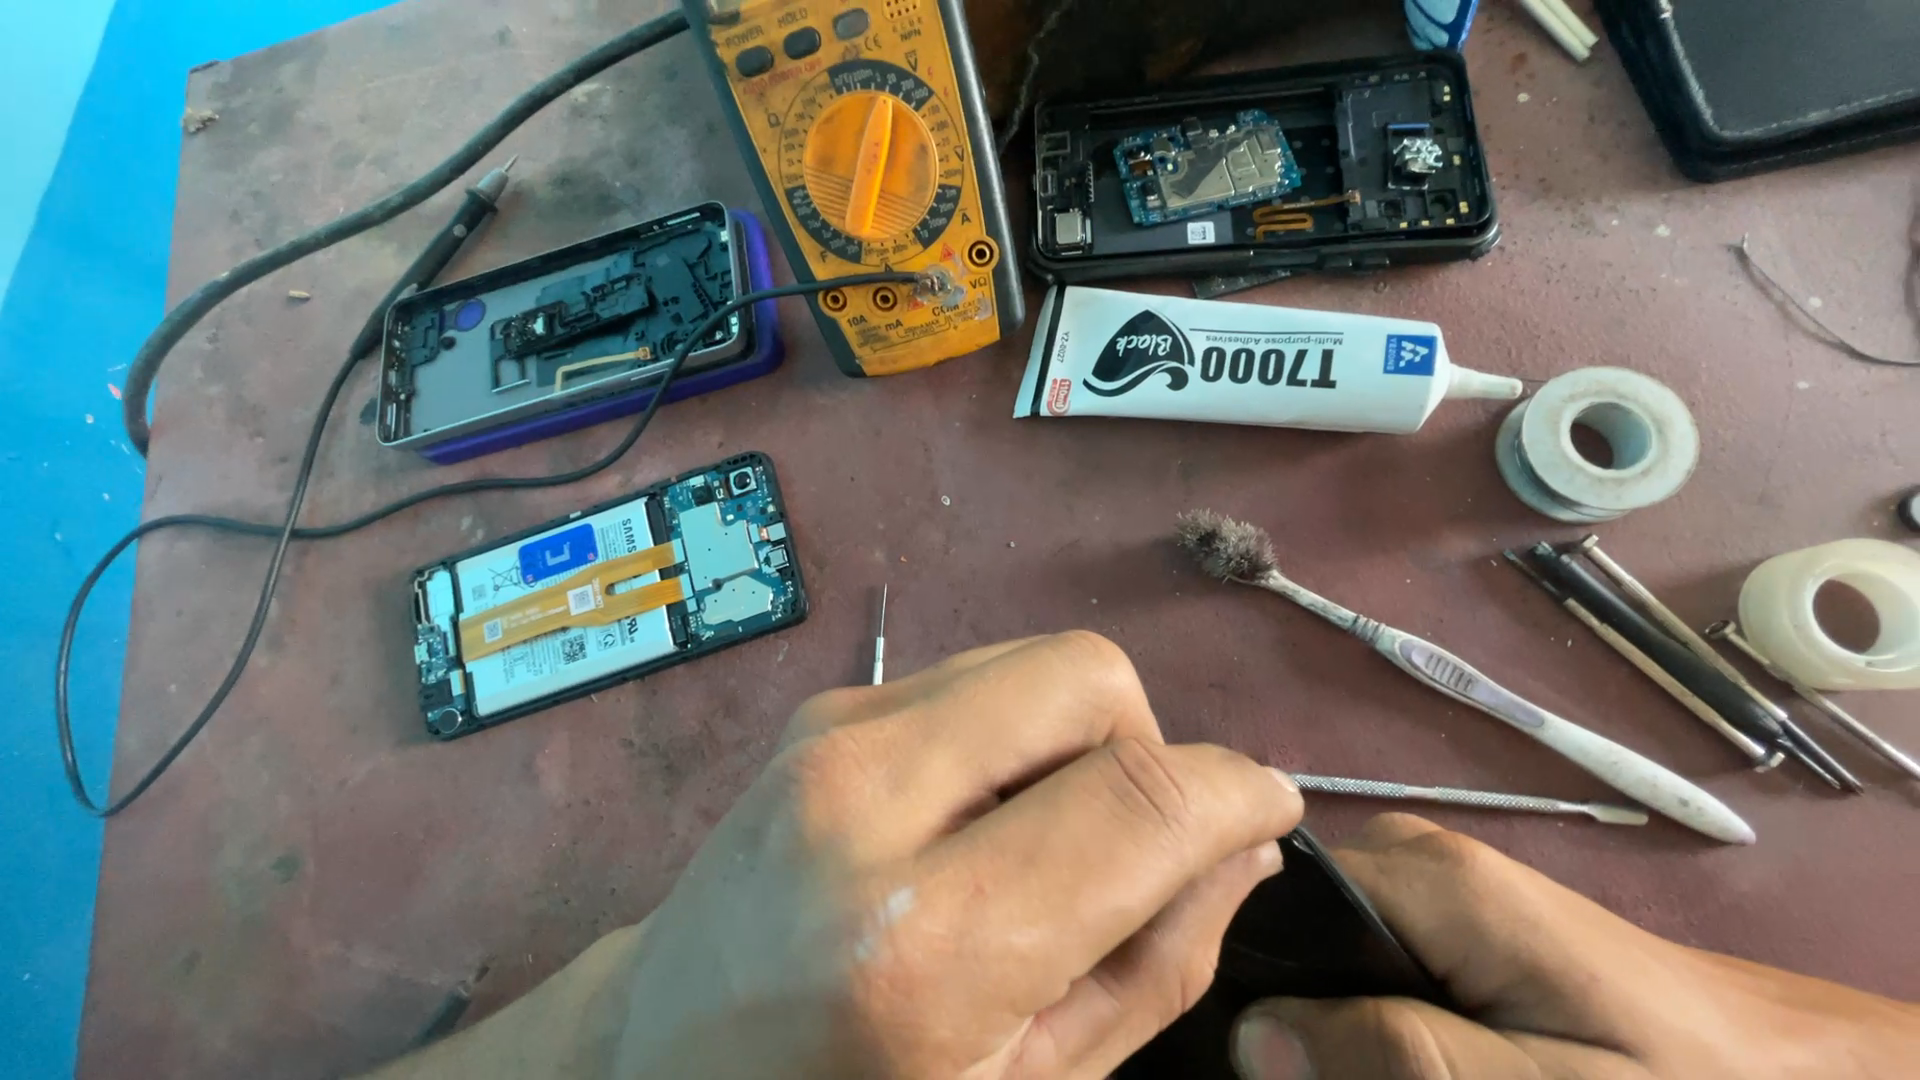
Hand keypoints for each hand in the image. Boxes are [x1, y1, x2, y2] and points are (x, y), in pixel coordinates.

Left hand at [614, 631, 1303, 1077]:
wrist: (655, 1055)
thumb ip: (1153, 961)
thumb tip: (1238, 838)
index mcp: (921, 939)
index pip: (1134, 798)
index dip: (1233, 791)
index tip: (1270, 807)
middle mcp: (866, 795)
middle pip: (1084, 675)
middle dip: (1144, 744)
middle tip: (1122, 839)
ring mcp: (831, 730)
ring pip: (1032, 663)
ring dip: (1075, 738)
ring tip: (1040, 834)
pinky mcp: (822, 707)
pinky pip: (976, 678)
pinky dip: (1015, 731)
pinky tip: (977, 811)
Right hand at [1232, 814, 1919, 1078]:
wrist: (1798, 1072)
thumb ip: (1401, 1054)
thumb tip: (1254, 1035)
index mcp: (1426, 875)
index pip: (1278, 896)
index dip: (1253, 971)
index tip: (1246, 1050)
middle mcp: (1411, 847)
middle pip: (1294, 913)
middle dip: (1289, 995)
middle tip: (1305, 1072)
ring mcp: (1429, 868)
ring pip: (1323, 928)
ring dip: (1325, 1000)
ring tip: (1339, 1063)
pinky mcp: (1448, 898)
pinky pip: (1362, 936)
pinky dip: (1358, 992)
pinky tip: (1379, 1043)